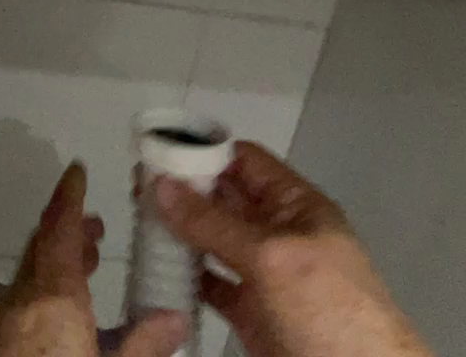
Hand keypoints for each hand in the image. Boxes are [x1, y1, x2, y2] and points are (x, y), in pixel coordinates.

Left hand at [0, 162, 188, 356]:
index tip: (77, 170)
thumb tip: (179, 319)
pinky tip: (67, 313)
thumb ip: (144, 344)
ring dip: (58, 259)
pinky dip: (45, 287)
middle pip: (42, 247)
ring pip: (31, 273)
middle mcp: (22, 299)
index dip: (69, 196)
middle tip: (97, 226)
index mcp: (53, 295)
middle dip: (68, 228)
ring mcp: (4, 323)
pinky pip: (23, 299)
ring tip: (89, 264)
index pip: (59, 228)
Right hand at [153, 142, 433, 356]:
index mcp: (295, 206)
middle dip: (184, 191)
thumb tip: (161, 186)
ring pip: (214, 241)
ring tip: (138, 223)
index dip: (205, 152)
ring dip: (180, 233)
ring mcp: (265, 275)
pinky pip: (213, 285)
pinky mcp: (253, 314)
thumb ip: (214, 223)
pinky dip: (186, 278)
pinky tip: (158, 272)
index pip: (244, 162)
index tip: (159, 151)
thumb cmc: (328, 309)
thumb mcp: (272, 257)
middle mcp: (278, 233)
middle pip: (224, 199)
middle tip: (136, 187)